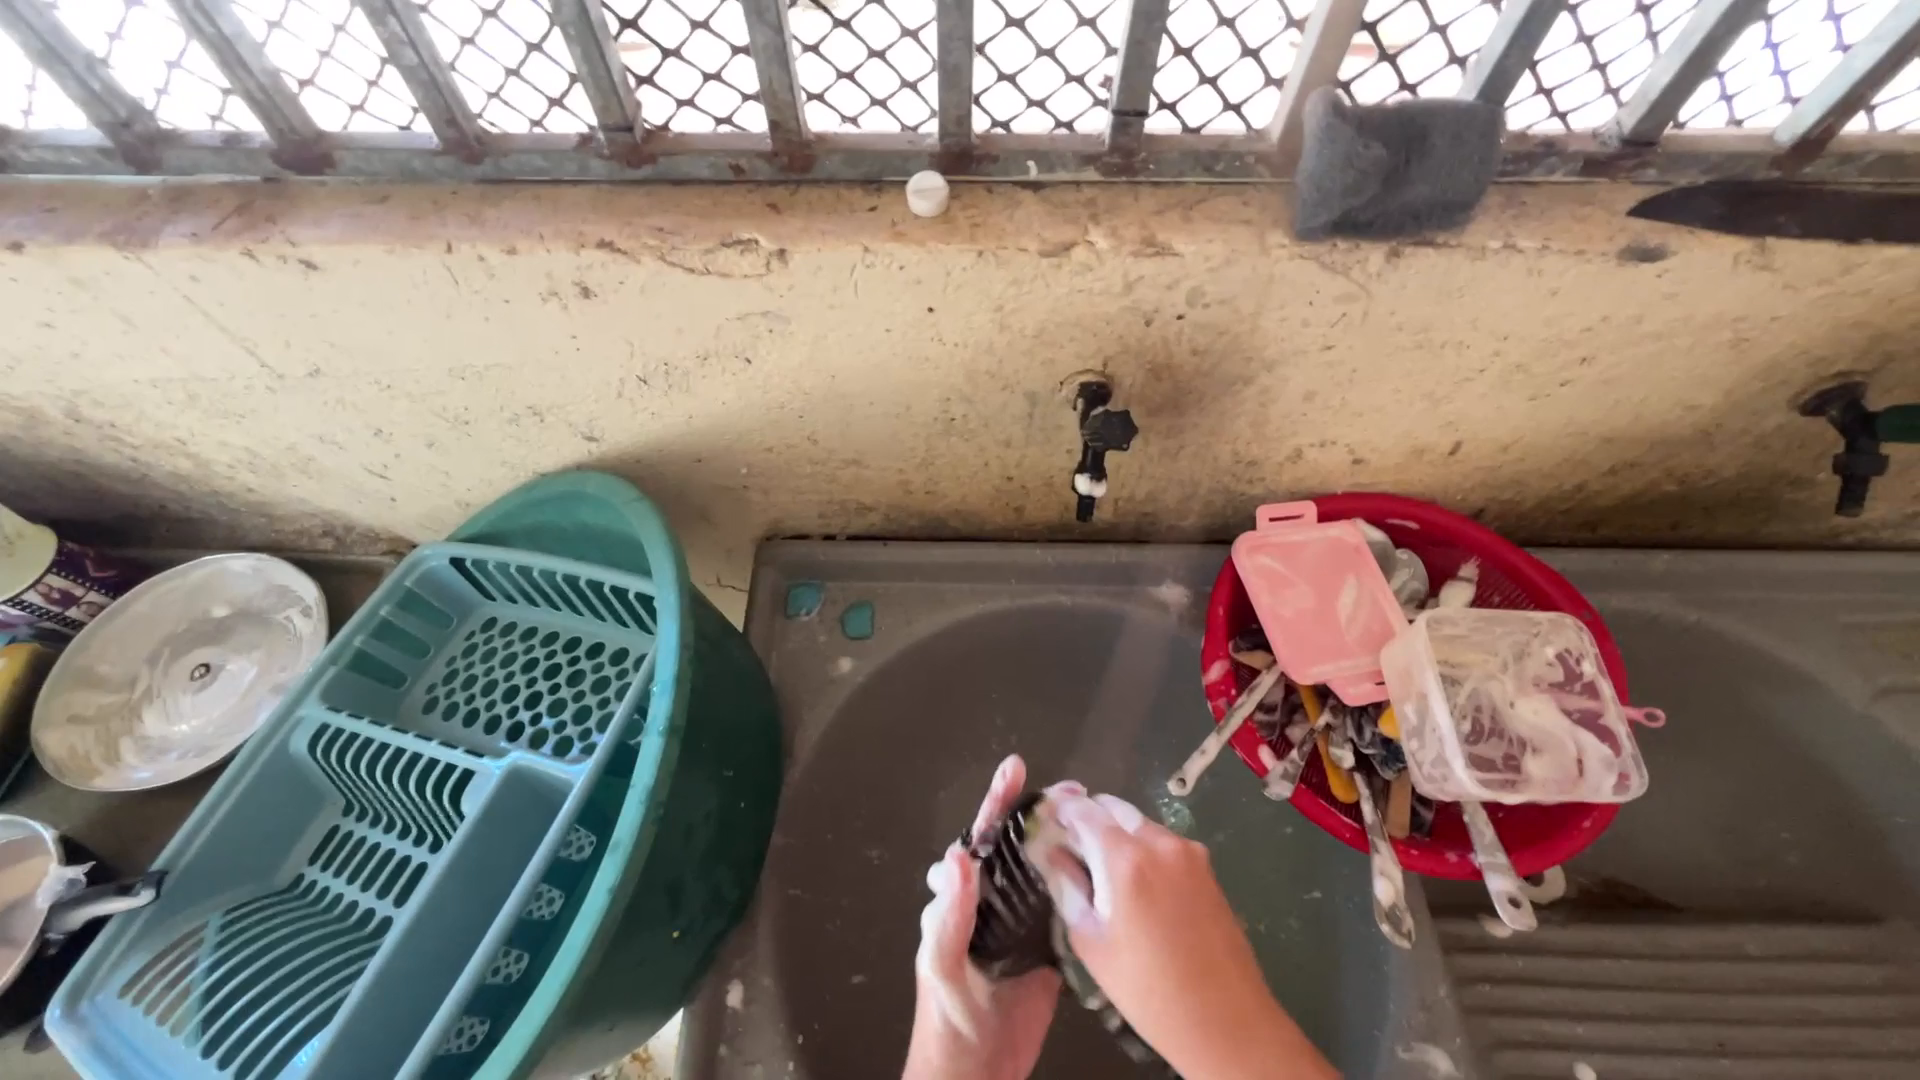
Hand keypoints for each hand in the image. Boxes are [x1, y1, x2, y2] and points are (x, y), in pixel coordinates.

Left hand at [902, 756, 1065, 1079]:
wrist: (976, 1073)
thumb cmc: (947, 1018)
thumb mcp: (942, 965)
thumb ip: (950, 915)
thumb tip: (961, 855)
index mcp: (961, 897)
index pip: (977, 839)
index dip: (995, 803)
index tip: (1016, 769)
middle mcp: (990, 900)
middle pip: (1013, 846)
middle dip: (1036, 813)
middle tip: (1071, 790)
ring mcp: (1019, 922)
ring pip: (1040, 870)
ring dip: (1061, 842)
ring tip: (1091, 816)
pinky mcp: (1045, 947)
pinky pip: (1063, 908)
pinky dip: (1081, 886)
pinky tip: (1104, 870)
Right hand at [1037, 792, 1336, 1079]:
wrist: (1227, 1023)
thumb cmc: (1148, 990)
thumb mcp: (1092, 943)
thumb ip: (1068, 887)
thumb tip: (1051, 852)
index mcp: (1127, 858)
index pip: (1085, 811)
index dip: (1062, 809)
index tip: (1046, 818)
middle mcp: (1161, 843)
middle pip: (1116, 811)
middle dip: (1091, 818)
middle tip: (1071, 844)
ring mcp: (1191, 854)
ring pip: (1143, 825)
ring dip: (1119, 834)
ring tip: (1102, 868)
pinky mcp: (1209, 870)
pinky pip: (1166, 845)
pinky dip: (1145, 850)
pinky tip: (1137, 885)